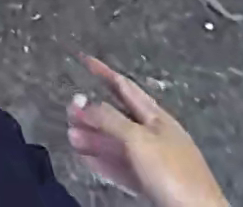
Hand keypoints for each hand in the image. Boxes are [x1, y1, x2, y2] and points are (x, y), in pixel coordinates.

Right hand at [67, 54, 227, 206]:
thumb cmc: (172, 171)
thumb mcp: (138, 139)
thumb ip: (110, 119)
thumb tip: (87, 104)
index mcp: (156, 117)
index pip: (124, 87)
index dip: (103, 71)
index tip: (83, 59)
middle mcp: (155, 135)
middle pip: (118, 117)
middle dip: (92, 113)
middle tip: (70, 111)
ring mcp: (154, 161)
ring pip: (118, 144)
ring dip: (94, 139)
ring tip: (71, 137)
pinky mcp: (152, 184)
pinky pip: (123, 167)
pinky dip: (104, 162)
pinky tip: (87, 161)